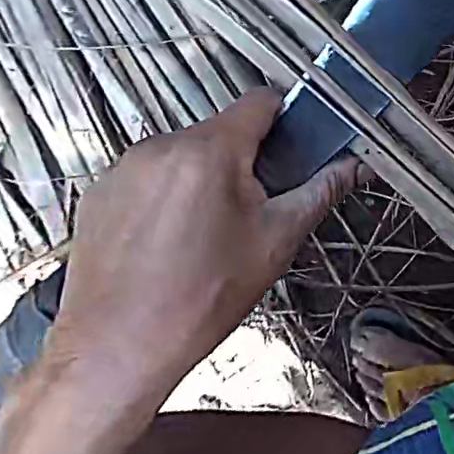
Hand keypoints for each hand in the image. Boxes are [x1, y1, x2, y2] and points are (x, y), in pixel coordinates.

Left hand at [43, 90, 364, 407]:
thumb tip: (353, 167)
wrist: (116, 353)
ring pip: (186, 151)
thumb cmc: (200, 298)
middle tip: (254, 203)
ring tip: (209, 227)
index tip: (294, 140)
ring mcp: (125, 168)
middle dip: (245, 156)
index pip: (260, 100)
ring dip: (205, 174)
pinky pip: (150, 173)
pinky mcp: (100, 192)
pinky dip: (169, 192)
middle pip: (223, 129)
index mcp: (211, 151)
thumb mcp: (277, 239)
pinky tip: (172, 236)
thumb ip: (321, 190)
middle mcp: (162, 147)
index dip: (285, 115)